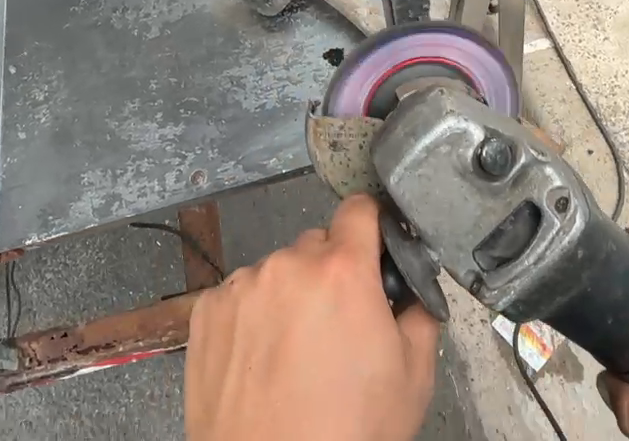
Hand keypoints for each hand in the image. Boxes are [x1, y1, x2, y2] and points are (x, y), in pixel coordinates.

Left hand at [185, 194, 440, 440]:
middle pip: (317, 245)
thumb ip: (420, 314)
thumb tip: (412, 291)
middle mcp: (289, 264)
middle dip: (330, 273)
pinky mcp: (208, 309)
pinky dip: (252, 317)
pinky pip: (240, 295)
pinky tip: (260, 360)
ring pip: (277, 271)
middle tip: (336, 325)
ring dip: (288, 295)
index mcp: (342, 270)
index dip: (370, 226)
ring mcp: (243, 285)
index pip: (359, 209)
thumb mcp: (413, 378)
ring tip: (294, 353)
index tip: (371, 246)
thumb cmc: (346, 431)